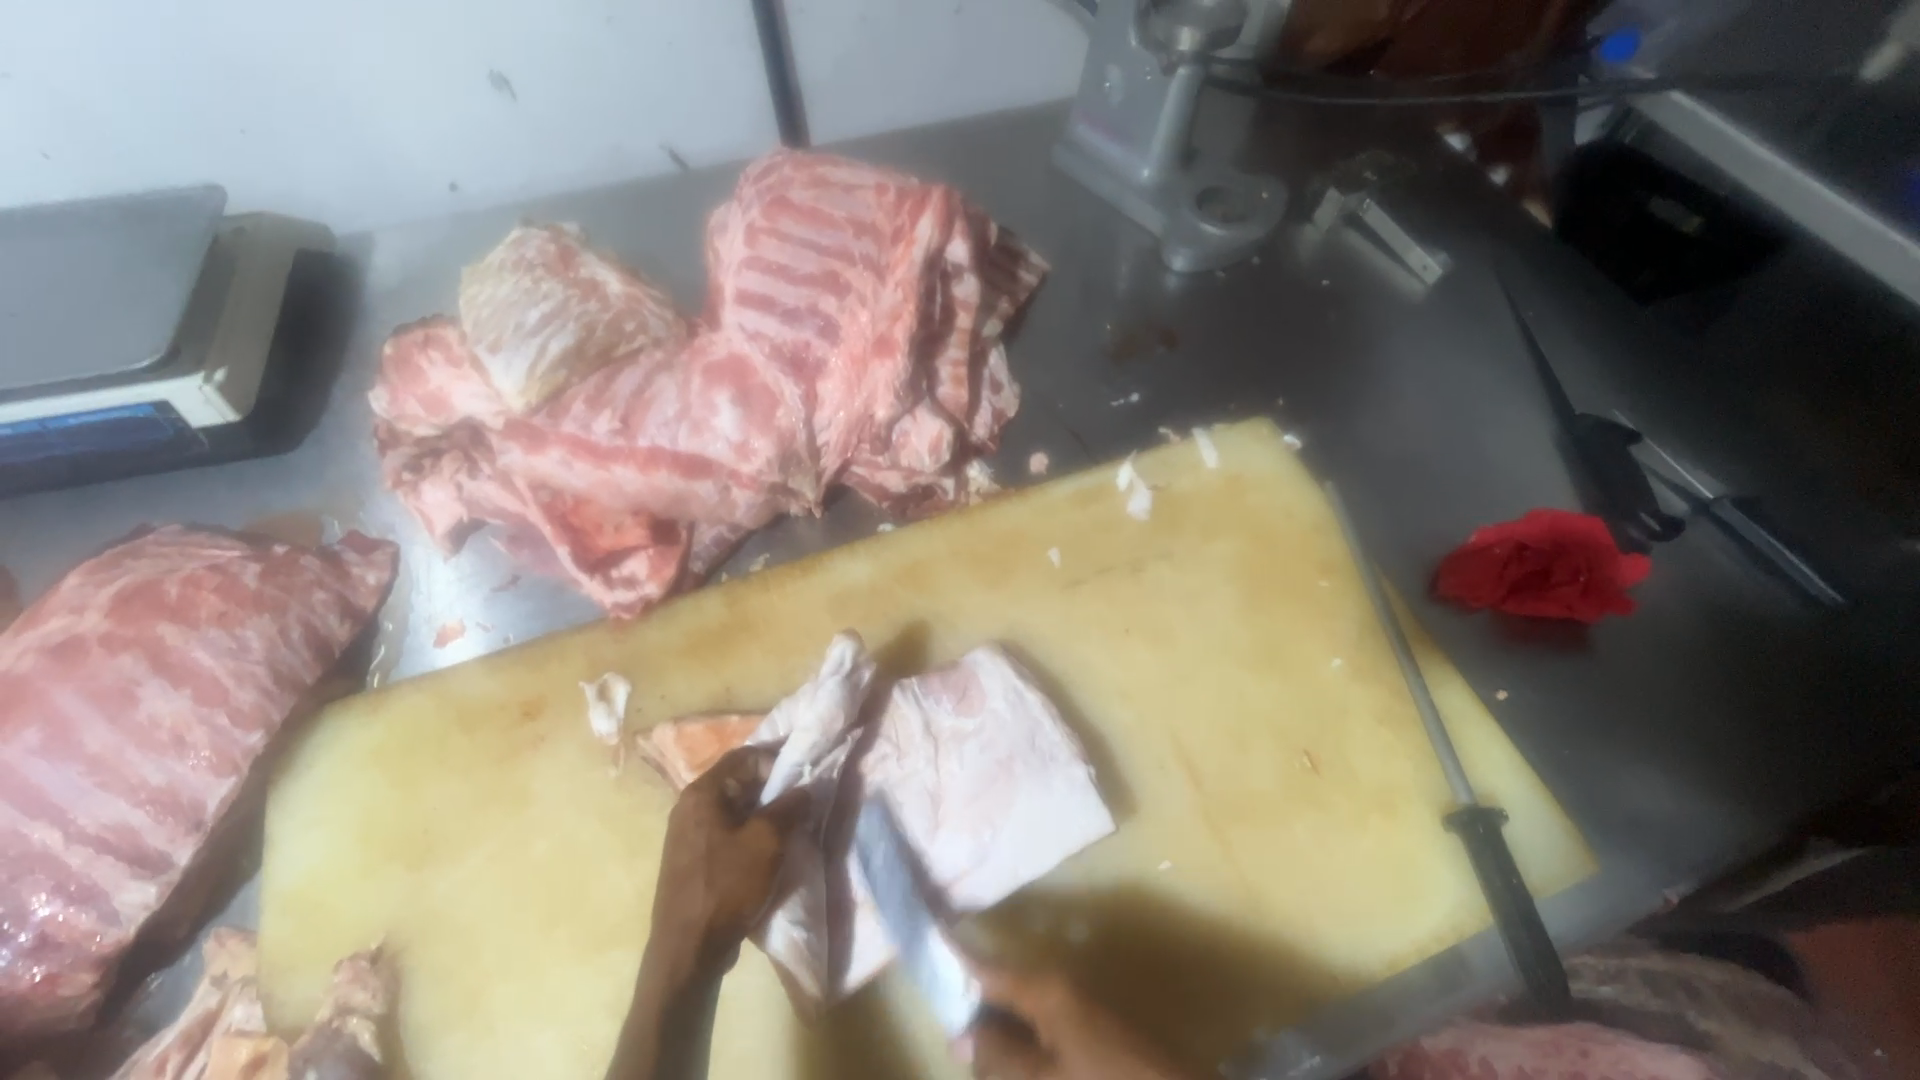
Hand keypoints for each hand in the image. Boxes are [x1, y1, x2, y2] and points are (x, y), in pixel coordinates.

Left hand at [652, 745, 810, 971]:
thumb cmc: (728, 886)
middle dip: (773, 789)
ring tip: (789, 829)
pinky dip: (748, 834)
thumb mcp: (768, 841)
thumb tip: (805, 788)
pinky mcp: (690, 858)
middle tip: (802, 803)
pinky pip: (725, 831)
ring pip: (734, 809)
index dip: (777, 760)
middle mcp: (689, 806)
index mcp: (703, 793)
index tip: (803, 778)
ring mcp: (686, 834)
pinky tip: (767, 853)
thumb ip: (790, 806)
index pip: (745, 756)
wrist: (688, 948)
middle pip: (738, 781)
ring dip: (763, 814)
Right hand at [966, 964, 1191, 1079]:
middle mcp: (1059, 988)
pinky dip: (1024, 1047)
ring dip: (1000, 1038)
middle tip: (951, 1038)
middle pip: (1001, 992)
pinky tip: (1015, 1065)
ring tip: (982, 1060)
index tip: (927, 938)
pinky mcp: (1091, 1033)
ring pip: (1022, 1015)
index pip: (986, 969)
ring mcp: (1078, 1009)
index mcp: (1044, 990)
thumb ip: (999, 1055)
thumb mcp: (1042, 1078)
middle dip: (974, 1015)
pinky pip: (1043, 1031)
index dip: (954, 961)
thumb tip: (959, 1034)